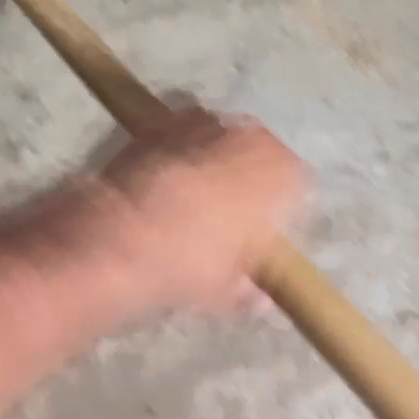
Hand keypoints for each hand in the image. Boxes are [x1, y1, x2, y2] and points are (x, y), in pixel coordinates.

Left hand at [47, 107, 306, 313]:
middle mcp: (250, 136)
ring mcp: (203, 121)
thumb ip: (250, 289)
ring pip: (222, 134)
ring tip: (196, 186)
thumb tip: (260, 299)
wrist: (120, 233)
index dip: (282, 203)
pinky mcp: (160, 119)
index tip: (267, 224)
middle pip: (260, 148)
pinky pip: (181, 130)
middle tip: (232, 204)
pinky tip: (165, 171)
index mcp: (281, 173)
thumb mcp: (227, 290)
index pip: (298, 180)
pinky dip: (179, 146)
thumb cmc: (189, 262)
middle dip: (250, 170)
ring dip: (215, 153)